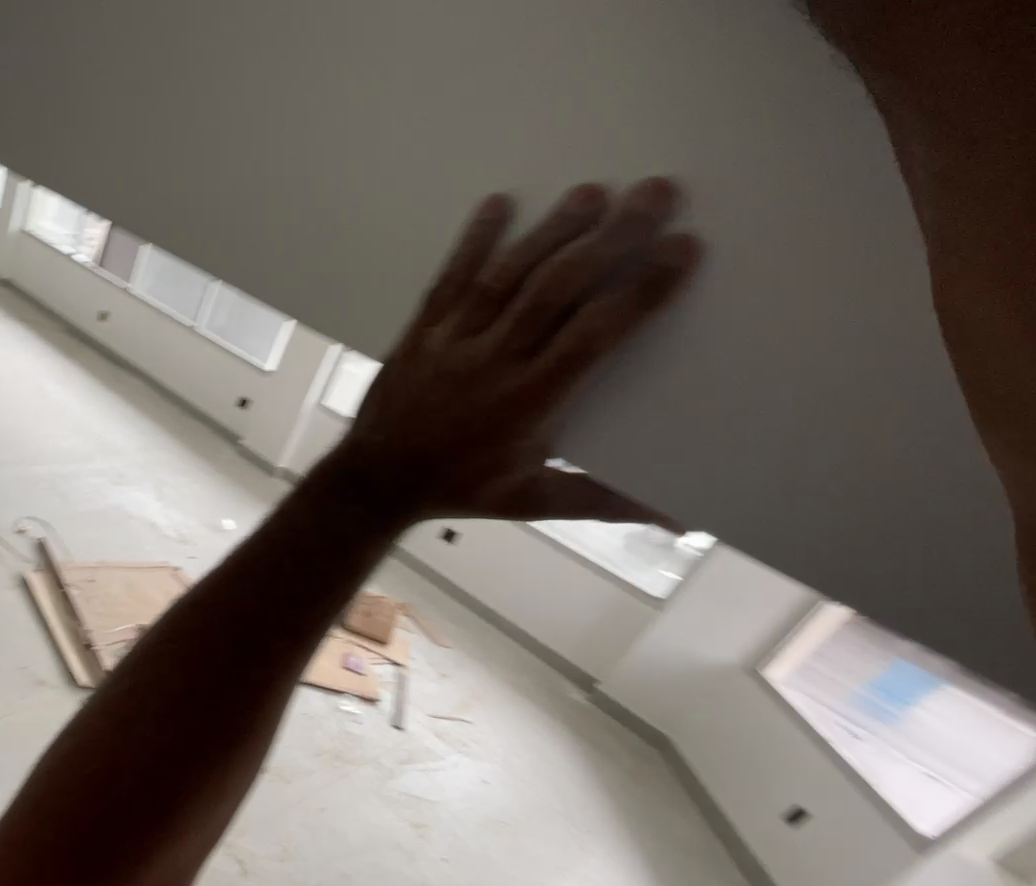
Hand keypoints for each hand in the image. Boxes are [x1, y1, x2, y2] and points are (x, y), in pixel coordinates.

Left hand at [330, 178, 700, 522]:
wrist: (374, 482)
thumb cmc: (456, 490)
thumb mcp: (528, 500)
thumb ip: (600, 501)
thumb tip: (677, 521)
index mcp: (528, 401)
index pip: (595, 335)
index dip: (641, 290)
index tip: (682, 248)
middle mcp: (491, 363)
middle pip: (554, 291)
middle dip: (606, 240)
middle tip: (654, 192)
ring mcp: (450, 343)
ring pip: (503, 278)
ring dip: (547, 233)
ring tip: (589, 194)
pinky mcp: (418, 334)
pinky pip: (446, 282)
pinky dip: (469, 244)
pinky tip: (495, 205)